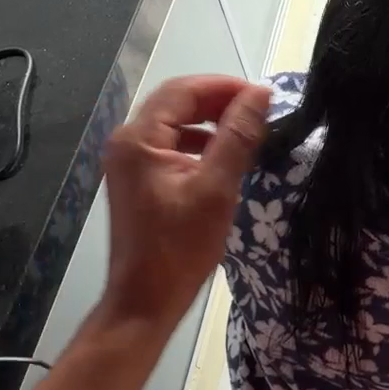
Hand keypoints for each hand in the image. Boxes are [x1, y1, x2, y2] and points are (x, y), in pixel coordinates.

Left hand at [99, 75, 270, 326]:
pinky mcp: (137, 178)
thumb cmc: (179, 248)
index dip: (224, 86)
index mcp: (139, 139)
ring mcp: (128, 161)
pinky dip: (198, 141)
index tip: (261, 96)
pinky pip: (170, 144)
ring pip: (174, 122)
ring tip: (246, 129)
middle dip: (218, 101)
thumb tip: (260, 94)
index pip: (183, 90)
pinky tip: (223, 155)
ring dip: (209, 120)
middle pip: (176, 102)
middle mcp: (127, 142)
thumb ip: (237, 136)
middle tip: (258, 110)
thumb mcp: (216, 188)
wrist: (144, 302)